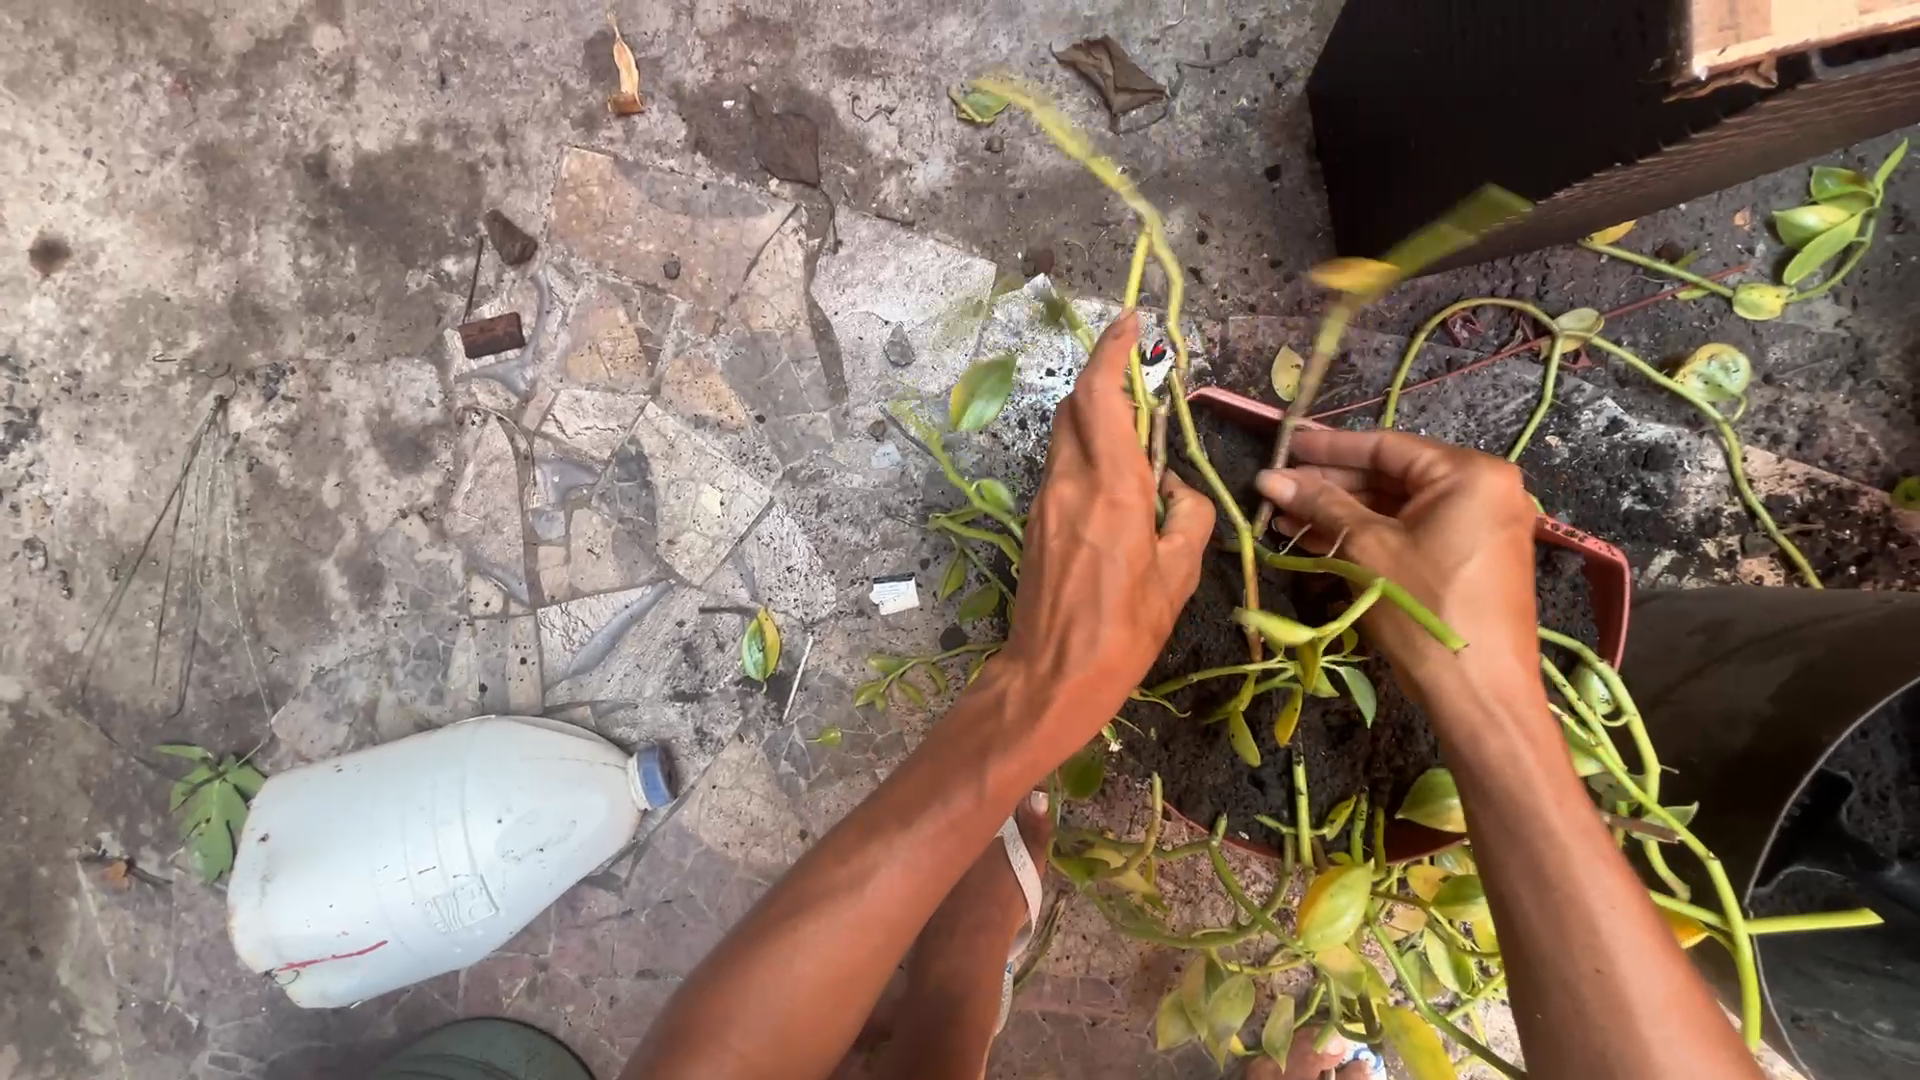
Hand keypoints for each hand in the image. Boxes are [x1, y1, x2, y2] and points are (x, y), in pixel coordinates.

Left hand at [999, 311, 1214, 739]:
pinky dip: (1086, 459)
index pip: (1099, 395)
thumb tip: (1173, 487)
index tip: (1126, 322)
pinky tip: (1114, 495)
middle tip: (1143, 392)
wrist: (1050, 674)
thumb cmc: (1124, 630)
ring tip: (1137, 452)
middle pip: (1074, 406)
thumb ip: (1186, 515)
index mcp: (1111, 488)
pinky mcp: (1033, 523)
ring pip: (1064, 437)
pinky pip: (1060, 471)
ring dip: (1095, 424)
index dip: (1110, 350)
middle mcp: (1069, 483)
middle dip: (1104, 383)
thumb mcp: (1179, 576)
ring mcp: (1043, 502)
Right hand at [1254, 429, 1537, 701]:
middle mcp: (1482, 489)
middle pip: (1389, 475)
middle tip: (1277, 491)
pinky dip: (1364, 533)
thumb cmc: (1423, 606)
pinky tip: (1315, 539)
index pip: (1386, 446)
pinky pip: (1407, 531)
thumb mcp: (1364, 547)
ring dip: (1338, 512)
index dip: (1328, 448)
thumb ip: (1319, 505)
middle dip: (1328, 485)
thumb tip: (1268, 478)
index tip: (1284, 446)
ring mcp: (1476, 525)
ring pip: (1393, 506)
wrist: (1477, 689)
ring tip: (1284, 518)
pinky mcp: (1465, 556)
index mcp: (1469, 474)